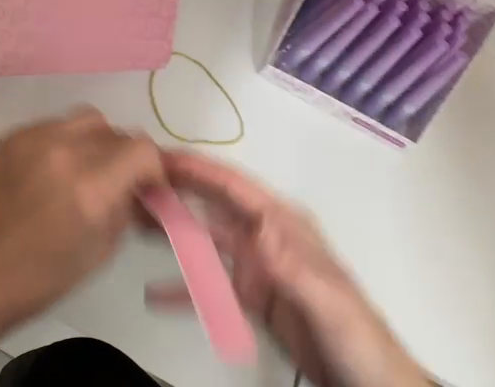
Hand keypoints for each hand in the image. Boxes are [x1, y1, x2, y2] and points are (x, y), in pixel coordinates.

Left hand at [0, 107, 164, 336]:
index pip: (142, 149)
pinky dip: (65, 142)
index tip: (148, 189)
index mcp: (90, 184)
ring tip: (87, 173)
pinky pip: (54, 125)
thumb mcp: (102, 247)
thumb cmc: (44, 274)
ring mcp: (34, 137)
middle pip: (115, 130)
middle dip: (125, 156)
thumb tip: (146, 190)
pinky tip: (55, 171)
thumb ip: (128, 207)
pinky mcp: (12, 135)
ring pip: (86, 120)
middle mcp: (64, 149)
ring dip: (97, 142)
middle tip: (120, 183)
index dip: (153, 169)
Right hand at [159, 151, 425, 386]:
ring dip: (176, 233)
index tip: (162, 157)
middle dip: (180, 191)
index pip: (236, 188)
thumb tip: (259, 230)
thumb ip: (295, 268)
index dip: (200, 169)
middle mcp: (267, 239)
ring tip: (137, 223)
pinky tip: (155, 292)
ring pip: (207, 241)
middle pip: (215, 207)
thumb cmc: (358, 337)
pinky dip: (184, 287)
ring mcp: (258, 270)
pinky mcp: (252, 300)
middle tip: (137, 182)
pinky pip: (211, 287)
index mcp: (286, 228)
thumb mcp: (329, 302)